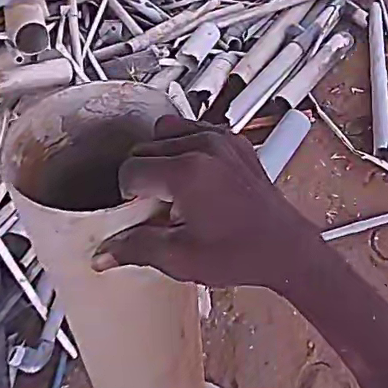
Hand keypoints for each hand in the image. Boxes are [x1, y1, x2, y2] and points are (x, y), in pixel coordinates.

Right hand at [91, 116, 328, 290]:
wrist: (285, 249)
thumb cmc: (242, 253)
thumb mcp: (181, 258)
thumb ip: (135, 248)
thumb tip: (102, 253)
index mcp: (186, 172)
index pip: (131, 169)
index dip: (128, 195)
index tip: (139, 211)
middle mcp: (203, 146)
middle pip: (145, 147)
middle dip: (142, 175)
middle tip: (157, 205)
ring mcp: (220, 139)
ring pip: (166, 131)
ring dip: (160, 155)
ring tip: (172, 187)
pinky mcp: (233, 140)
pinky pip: (193, 129)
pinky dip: (184, 146)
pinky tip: (192, 176)